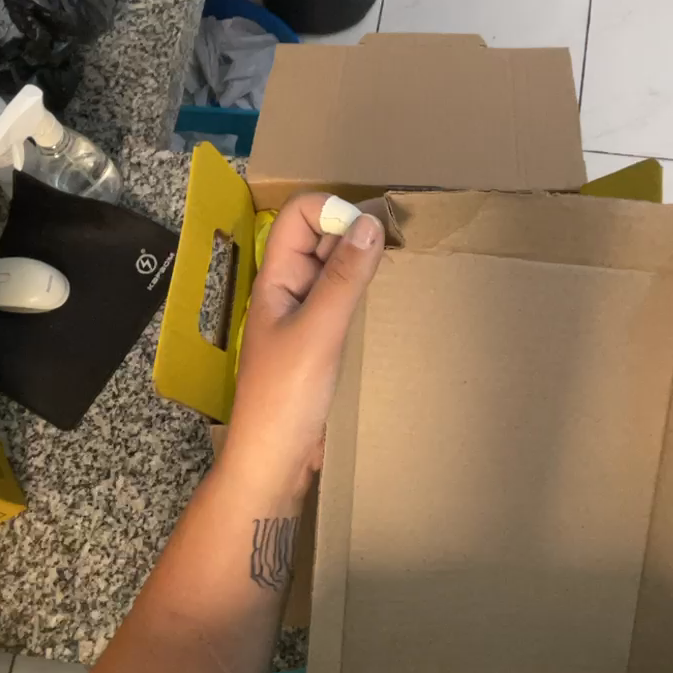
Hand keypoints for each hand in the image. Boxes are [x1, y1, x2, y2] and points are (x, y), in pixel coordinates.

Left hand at [219, 193, 385, 495]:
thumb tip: (370, 223)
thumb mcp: (318, 332)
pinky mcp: (319, 349)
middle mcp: (288, 294)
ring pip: (334, 275)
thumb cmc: (285, 397)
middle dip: (353, 234)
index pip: (300, 217)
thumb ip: (343, 278)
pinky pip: (341, 309)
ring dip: (361, 268)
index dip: (333, 212)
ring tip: (397, 274)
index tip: (372, 231)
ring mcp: (303, 322)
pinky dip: (362, 301)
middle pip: (319, 241)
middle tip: (396, 248)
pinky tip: (386, 312)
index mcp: (275, 281)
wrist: (275, 460)